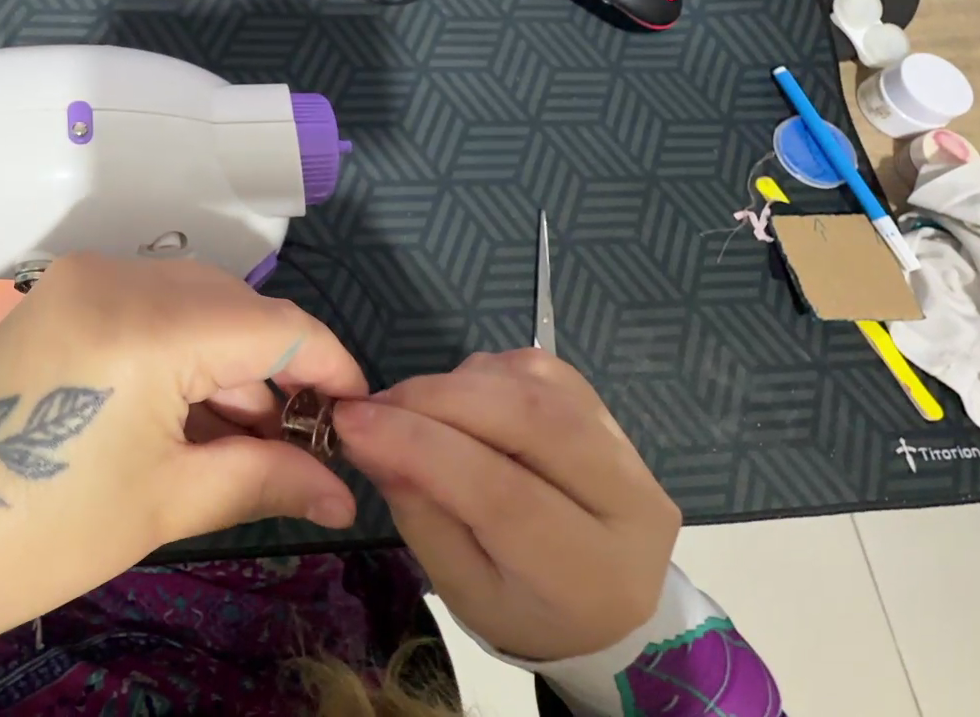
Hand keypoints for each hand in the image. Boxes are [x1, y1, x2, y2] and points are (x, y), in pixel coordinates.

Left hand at [0, 253, 368, 649]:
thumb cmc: (46, 530)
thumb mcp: (168, 503)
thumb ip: (267, 477)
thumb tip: (343, 491)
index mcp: (149, 328)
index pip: (277, 324)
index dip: (330, 366)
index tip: (356, 413)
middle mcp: (120, 277)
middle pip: (239, 306)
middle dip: (276, 370)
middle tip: (289, 444)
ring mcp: (86, 276)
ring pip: (199, 300)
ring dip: (231, 359)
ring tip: (234, 437)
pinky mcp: (66, 289)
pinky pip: (155, 302)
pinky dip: (187, 347)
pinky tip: (187, 407)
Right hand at [334, 349, 679, 661]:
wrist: (609, 610)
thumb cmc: (524, 609)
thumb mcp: (460, 588)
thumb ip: (419, 512)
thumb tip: (368, 437)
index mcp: (588, 572)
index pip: (501, 494)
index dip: (419, 446)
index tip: (351, 422)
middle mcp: (627, 502)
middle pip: (529, 420)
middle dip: (434, 398)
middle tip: (374, 404)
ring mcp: (628, 449)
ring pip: (536, 384)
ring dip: (457, 383)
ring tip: (413, 407)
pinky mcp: (611, 414)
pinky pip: (543, 369)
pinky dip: (488, 371)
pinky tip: (462, 397)